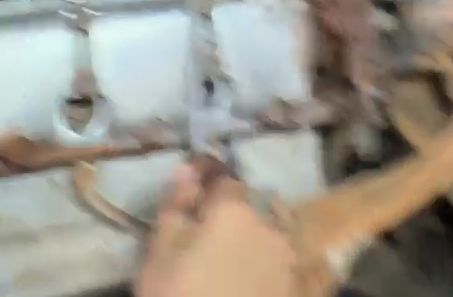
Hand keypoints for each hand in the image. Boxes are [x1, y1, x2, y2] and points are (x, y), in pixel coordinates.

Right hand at [137, 162, 295, 296]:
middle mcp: (268, 226)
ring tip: (225, 262)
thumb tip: (187, 168)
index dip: (206, 186)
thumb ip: (176, 204)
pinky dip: (262, 266)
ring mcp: (285, 260)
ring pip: (266, 234)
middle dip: (230, 214)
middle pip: (249, 206)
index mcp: (234, 209)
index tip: (191, 199)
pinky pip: (277, 264)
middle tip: (205, 238)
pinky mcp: (292, 290)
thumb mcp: (160, 251)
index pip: (223, 178)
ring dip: (249, 239)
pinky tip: (241, 282)